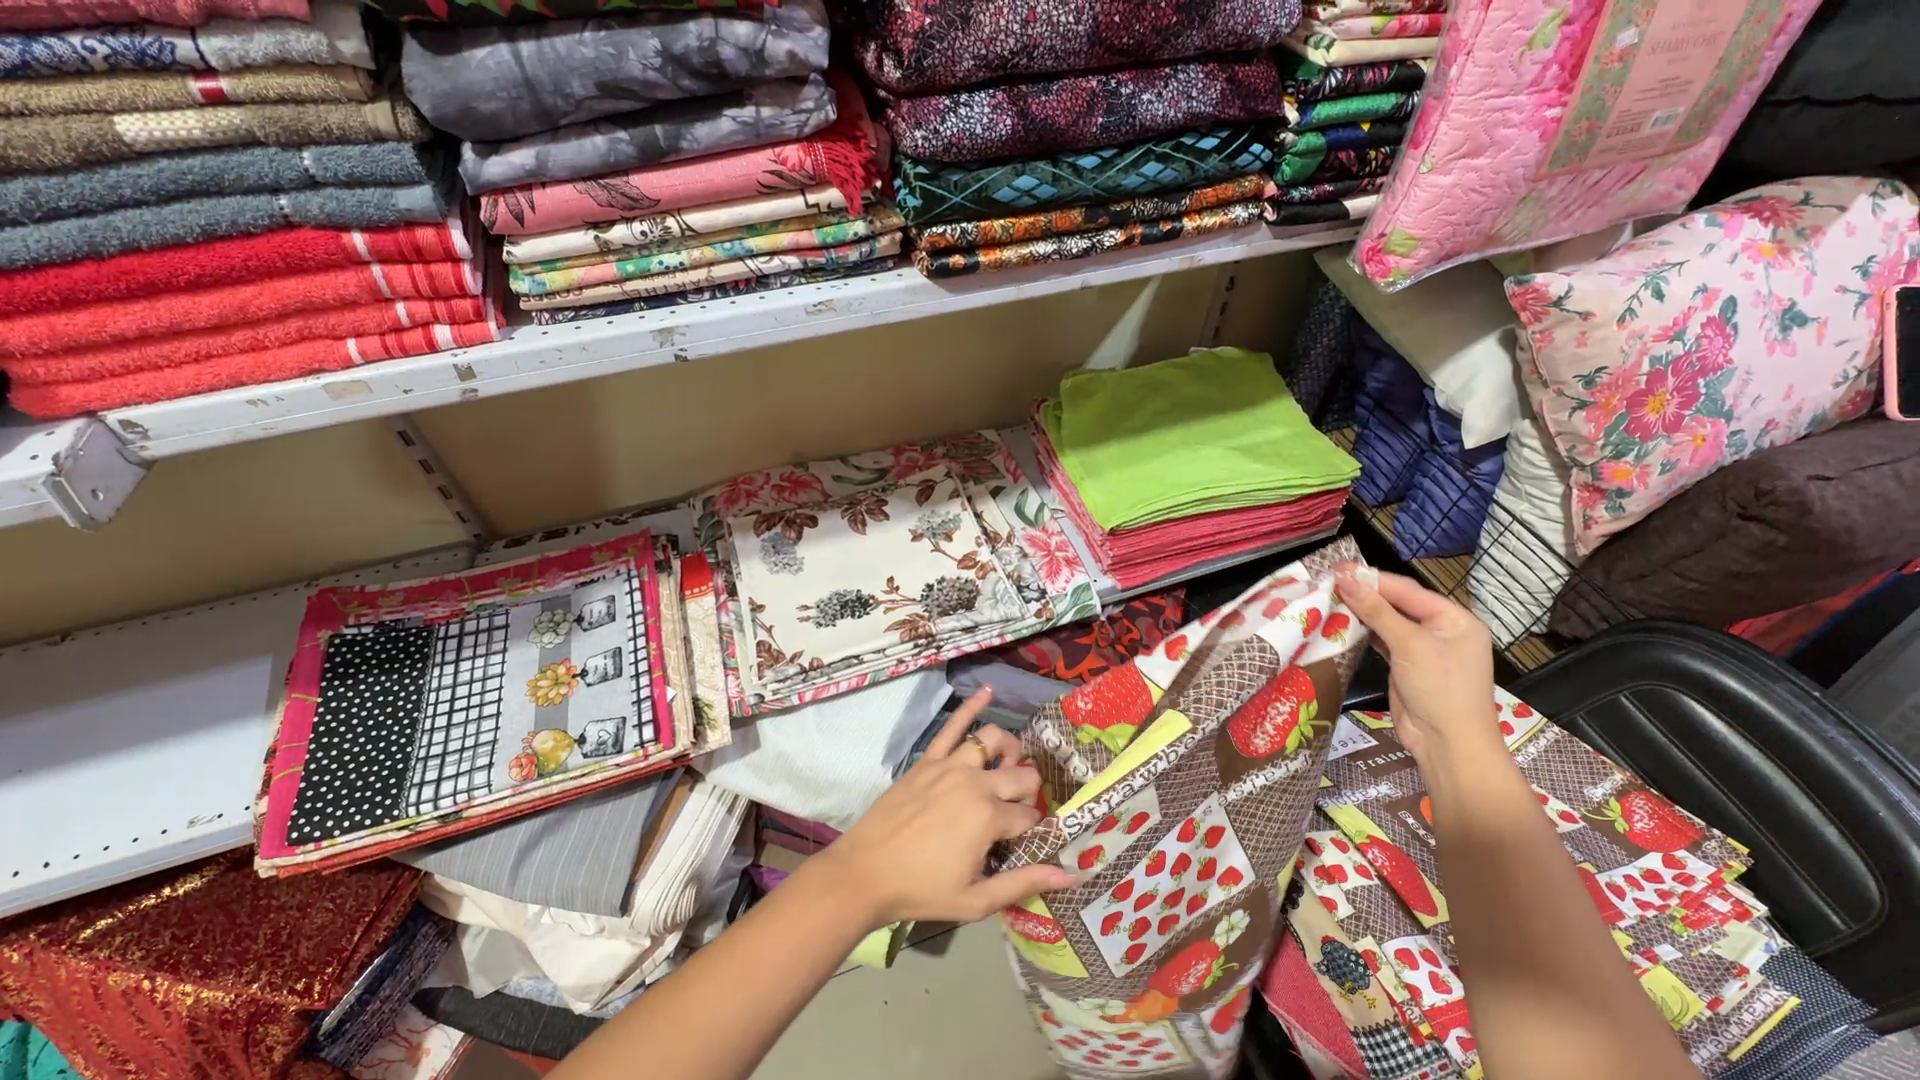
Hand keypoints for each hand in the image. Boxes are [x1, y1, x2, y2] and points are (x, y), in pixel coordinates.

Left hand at [820, 689, 1076, 929]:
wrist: (864, 874)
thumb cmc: (921, 890)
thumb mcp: (976, 900)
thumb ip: (1023, 883)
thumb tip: (1070, 875)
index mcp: (989, 817)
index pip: (1031, 816)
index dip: (1034, 831)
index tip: (1026, 845)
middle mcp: (975, 783)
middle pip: (1023, 776)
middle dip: (1029, 794)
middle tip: (1016, 816)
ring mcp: (949, 766)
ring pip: (994, 740)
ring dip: (1010, 752)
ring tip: (1006, 770)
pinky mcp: (927, 761)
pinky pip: (953, 726)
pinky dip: (972, 706)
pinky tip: (987, 692)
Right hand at [1334, 565, 1502, 770]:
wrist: (1447, 743)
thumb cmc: (1440, 689)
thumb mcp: (1410, 646)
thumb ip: (1377, 611)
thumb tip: (1346, 581)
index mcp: (1455, 619)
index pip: (1408, 591)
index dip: (1373, 579)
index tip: (1339, 569)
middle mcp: (1441, 630)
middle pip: (1399, 604)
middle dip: (1366, 593)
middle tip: (1329, 581)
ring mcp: (1423, 650)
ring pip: (1388, 622)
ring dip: (1362, 611)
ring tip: (1330, 597)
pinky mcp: (1405, 666)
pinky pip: (1383, 641)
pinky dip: (1364, 631)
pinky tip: (1342, 622)